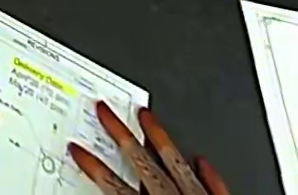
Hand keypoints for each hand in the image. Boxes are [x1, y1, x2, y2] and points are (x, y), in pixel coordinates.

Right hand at [69, 101, 228, 194]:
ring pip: (179, 167)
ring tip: (147, 117)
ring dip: (161, 140)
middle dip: (121, 134)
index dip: (94, 168)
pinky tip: (203, 160)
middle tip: (105, 110)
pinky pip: (219, 191)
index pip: (116, 190)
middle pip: (143, 165)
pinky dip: (210, 175)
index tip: (79, 149)